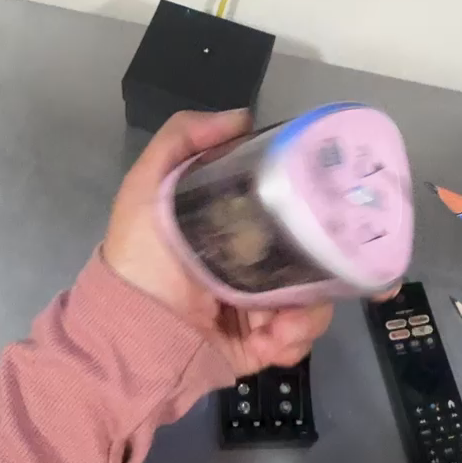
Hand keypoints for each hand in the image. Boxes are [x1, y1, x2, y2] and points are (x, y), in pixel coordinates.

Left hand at [103, 110, 333, 377]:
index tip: (328, 207)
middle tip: (318, 270)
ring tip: (280, 318)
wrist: (133, 329)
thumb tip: (243, 118)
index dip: (312, 209)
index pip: (287, 212)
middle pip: (310, 258)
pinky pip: (297, 341)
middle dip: (321, 267)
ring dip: (307, 311)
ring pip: (313, 301)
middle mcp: (252, 265)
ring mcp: (259, 307)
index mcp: (234, 228)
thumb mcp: (148, 187)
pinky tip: (272, 337)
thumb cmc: (141, 255)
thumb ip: (181, 140)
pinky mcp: (260, 344)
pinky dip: (292, 340)